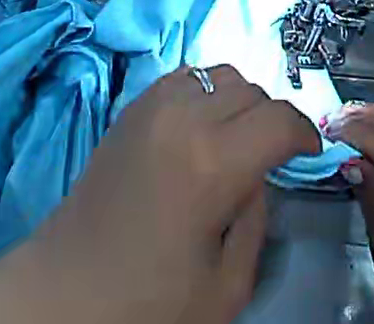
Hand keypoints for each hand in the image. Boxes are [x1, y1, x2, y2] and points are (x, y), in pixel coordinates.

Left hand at [0, 64, 319, 323]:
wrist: (64, 291)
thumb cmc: (148, 301)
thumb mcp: (226, 283)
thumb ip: (258, 215)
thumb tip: (260, 172)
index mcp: (213, 162)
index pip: (281, 119)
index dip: (305, 133)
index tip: (310, 153)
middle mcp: (186, 117)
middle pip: (253, 90)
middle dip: (273, 118)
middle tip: (271, 153)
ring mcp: (155, 104)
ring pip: (221, 73)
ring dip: (239, 99)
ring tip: (235, 136)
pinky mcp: (133, 104)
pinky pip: (186, 76)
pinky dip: (206, 91)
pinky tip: (201, 125)